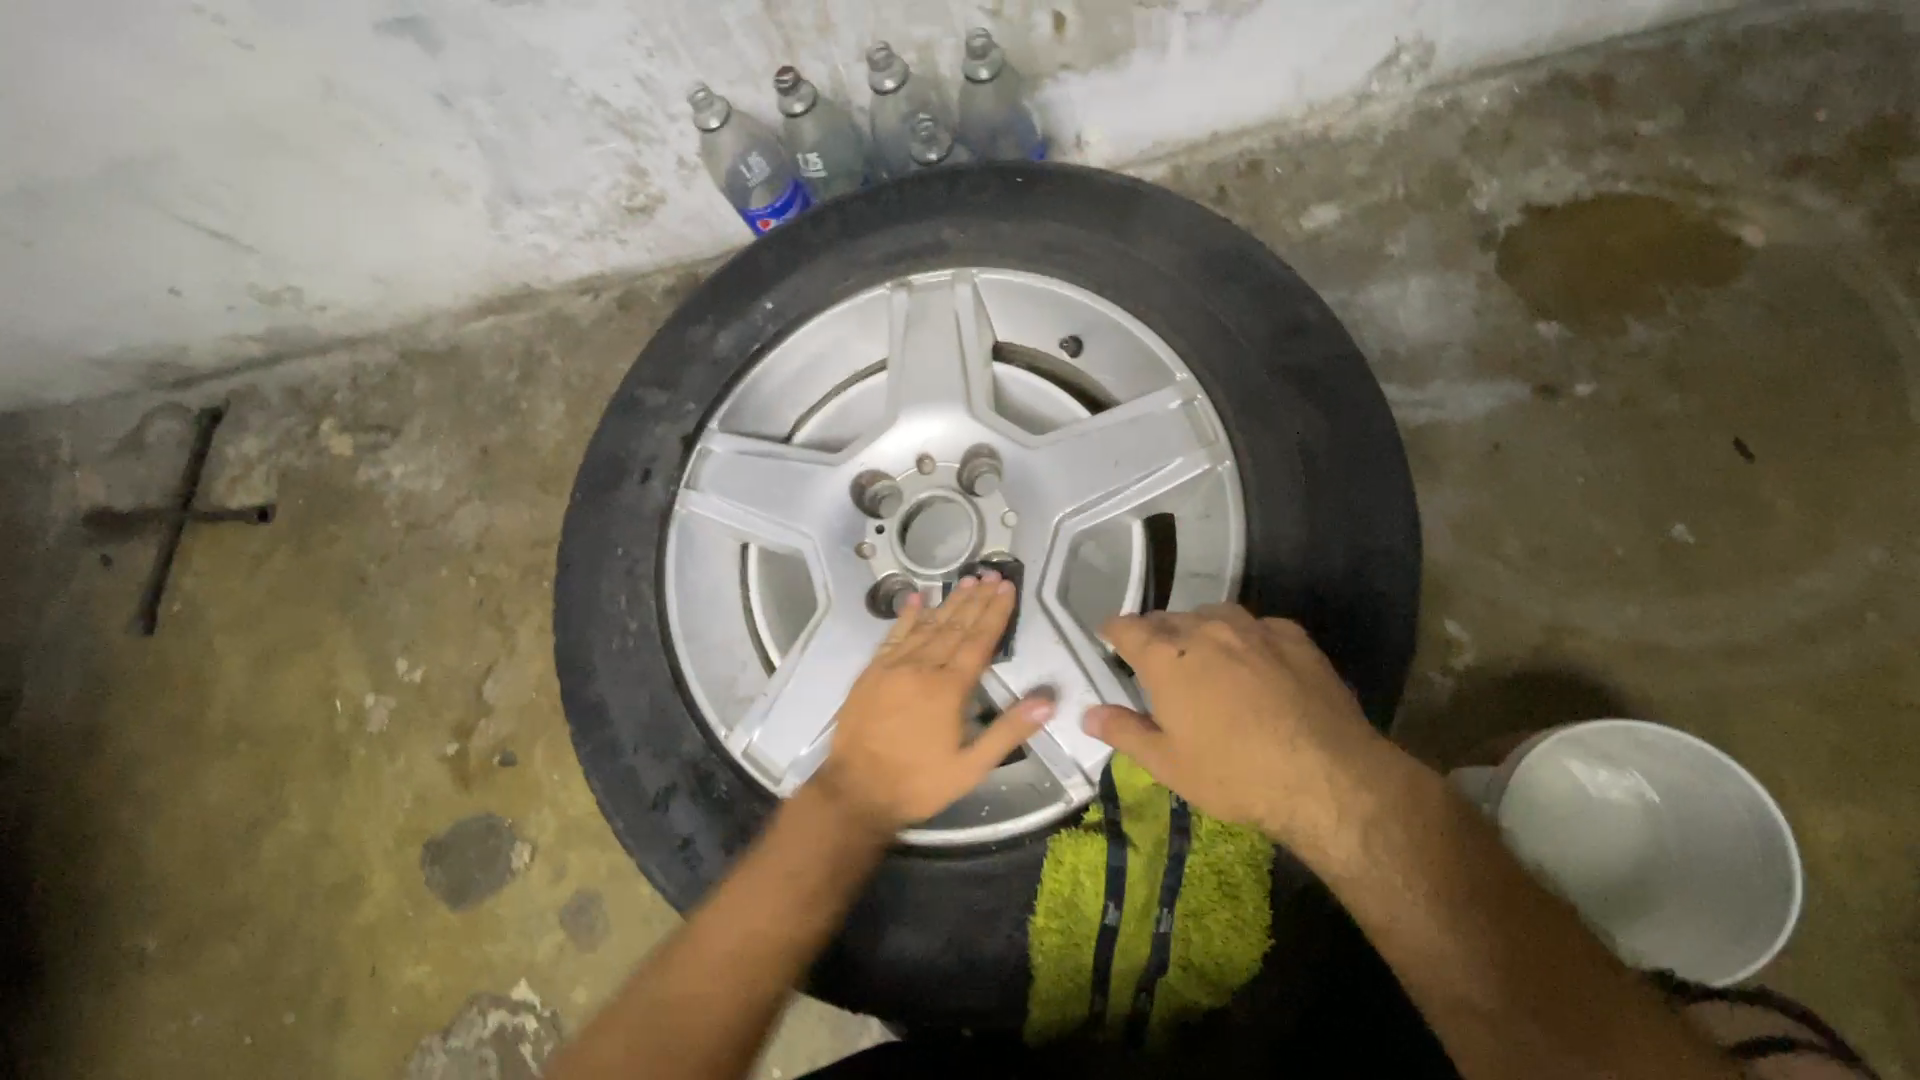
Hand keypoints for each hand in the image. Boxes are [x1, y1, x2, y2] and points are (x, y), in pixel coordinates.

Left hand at [809, 570, 1054, 833]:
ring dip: (949, 602)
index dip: (995, 613)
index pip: (979, 642)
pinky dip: (908, 616)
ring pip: (927, 626)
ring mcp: (892, 667)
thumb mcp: (971, 767)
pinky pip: (893, 636)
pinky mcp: (871, 673)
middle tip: (992, 574)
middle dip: (976, 600)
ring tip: (967, 581)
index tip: (1008, 588)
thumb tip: (1047, 701)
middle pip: (955, 627)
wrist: (855, 792)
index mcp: (949, 689)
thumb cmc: (918, 784)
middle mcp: (921, 668)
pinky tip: (918, 599)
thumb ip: (1008, 731)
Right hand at [1083, 605, 1397, 845]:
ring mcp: (1253, 629)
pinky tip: (1254, 663)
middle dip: (1155, 634)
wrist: (1327, 776)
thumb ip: (1124, 731)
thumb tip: (1088, 714)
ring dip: (1199, 629)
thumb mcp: (1167, 764)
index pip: (1127, 627)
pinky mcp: (1294, 638)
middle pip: (1168, 618)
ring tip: (1203, 656)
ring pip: (1213, 615)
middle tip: (1155, 661)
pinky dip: (1244, 638)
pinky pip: (1257, 626)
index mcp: (1166, 658)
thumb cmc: (1234, 774)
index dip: (1112, 631)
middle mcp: (1206, 630)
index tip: (1108, 639)